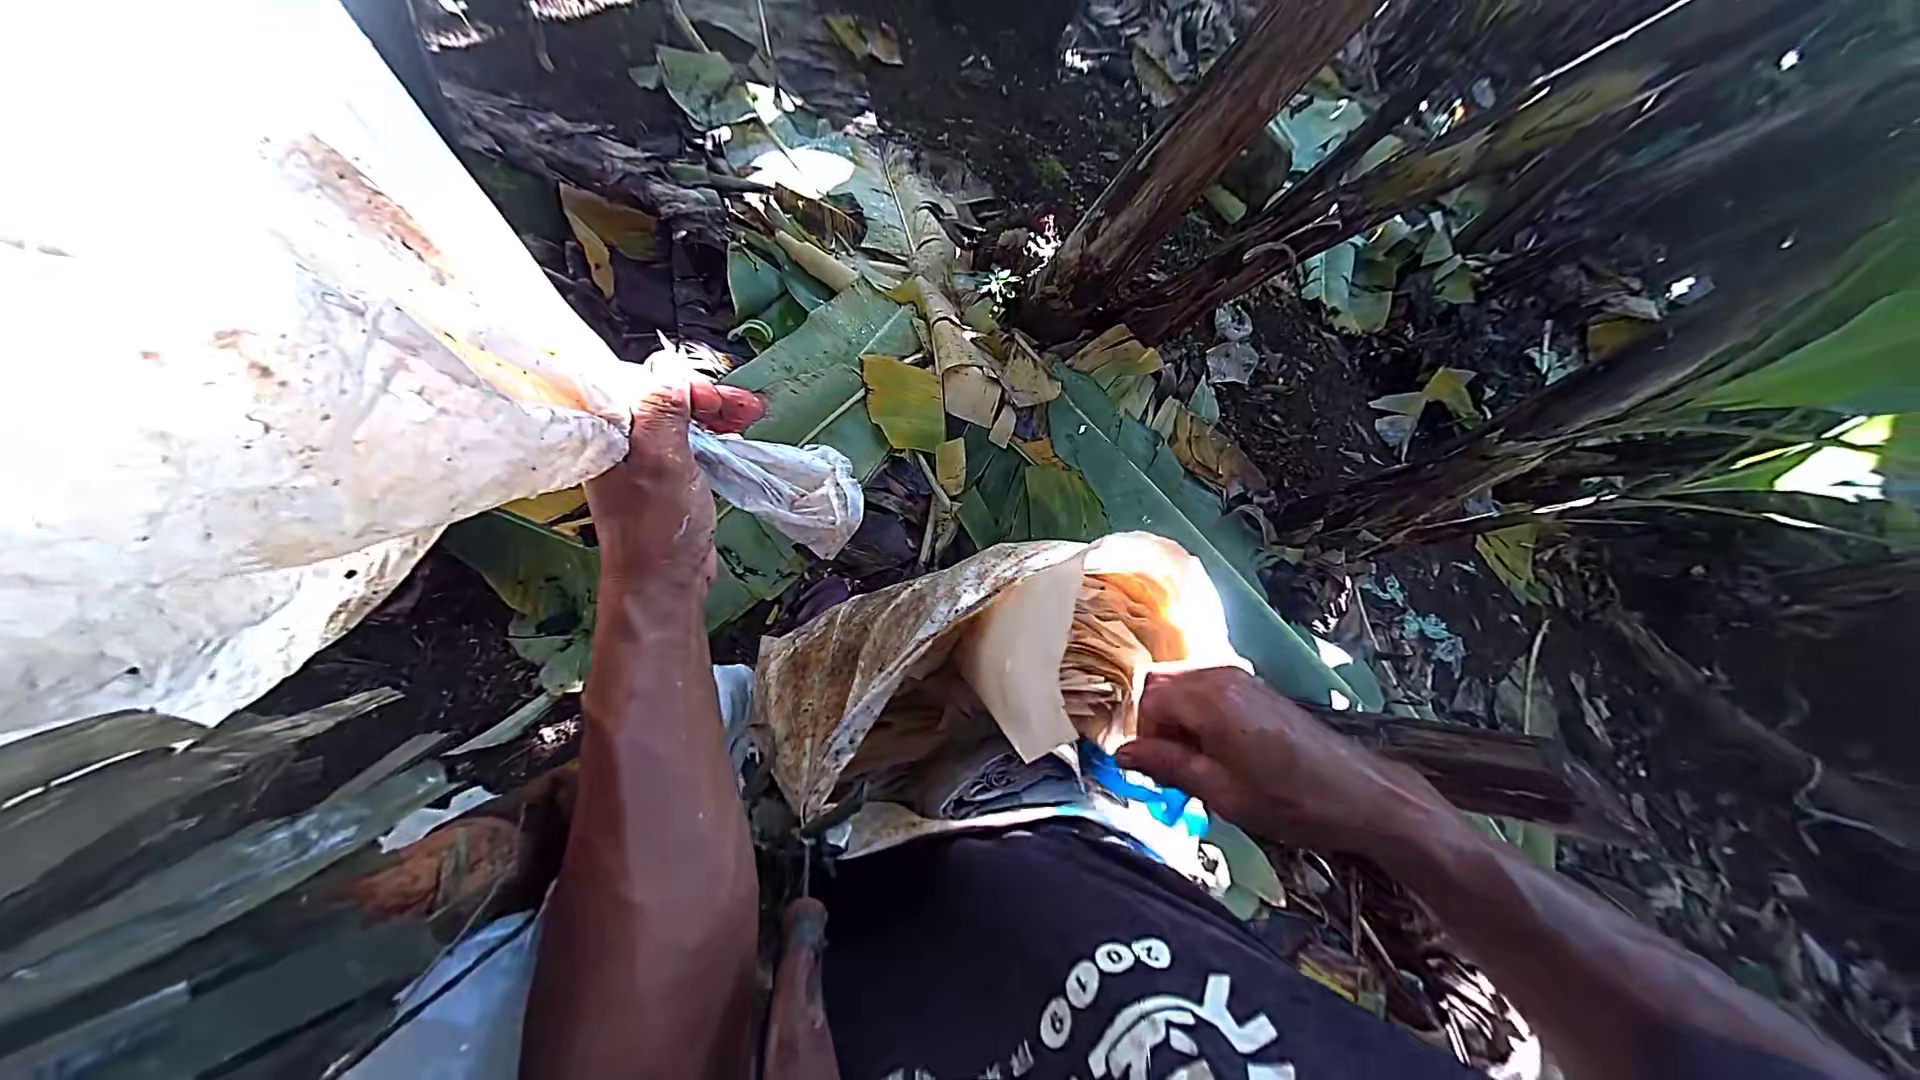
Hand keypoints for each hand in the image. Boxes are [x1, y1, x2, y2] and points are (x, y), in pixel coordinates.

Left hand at [585, 371, 762, 585]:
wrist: (664, 581)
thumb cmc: (657, 531)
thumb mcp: (663, 463)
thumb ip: (663, 413)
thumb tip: (670, 374)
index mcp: (607, 432)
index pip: (643, 383)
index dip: (685, 386)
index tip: (718, 400)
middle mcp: (619, 442)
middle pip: (665, 399)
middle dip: (709, 399)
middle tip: (746, 407)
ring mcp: (641, 460)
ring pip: (681, 419)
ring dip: (716, 414)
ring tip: (747, 418)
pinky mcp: (662, 477)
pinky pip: (688, 442)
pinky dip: (713, 435)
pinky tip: (732, 436)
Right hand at [1115, 667, 1456, 856]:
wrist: (1363, 795)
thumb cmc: (1293, 800)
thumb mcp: (1222, 793)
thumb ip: (1167, 766)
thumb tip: (1122, 754)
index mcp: (1211, 699)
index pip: (1148, 700)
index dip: (1145, 736)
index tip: (1158, 770)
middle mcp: (1221, 675)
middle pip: (1159, 683)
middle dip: (1155, 723)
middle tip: (1172, 765)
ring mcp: (1238, 676)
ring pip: (1178, 683)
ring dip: (1174, 718)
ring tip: (1195, 760)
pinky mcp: (1251, 685)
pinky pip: (1202, 686)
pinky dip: (1194, 712)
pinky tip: (1215, 747)